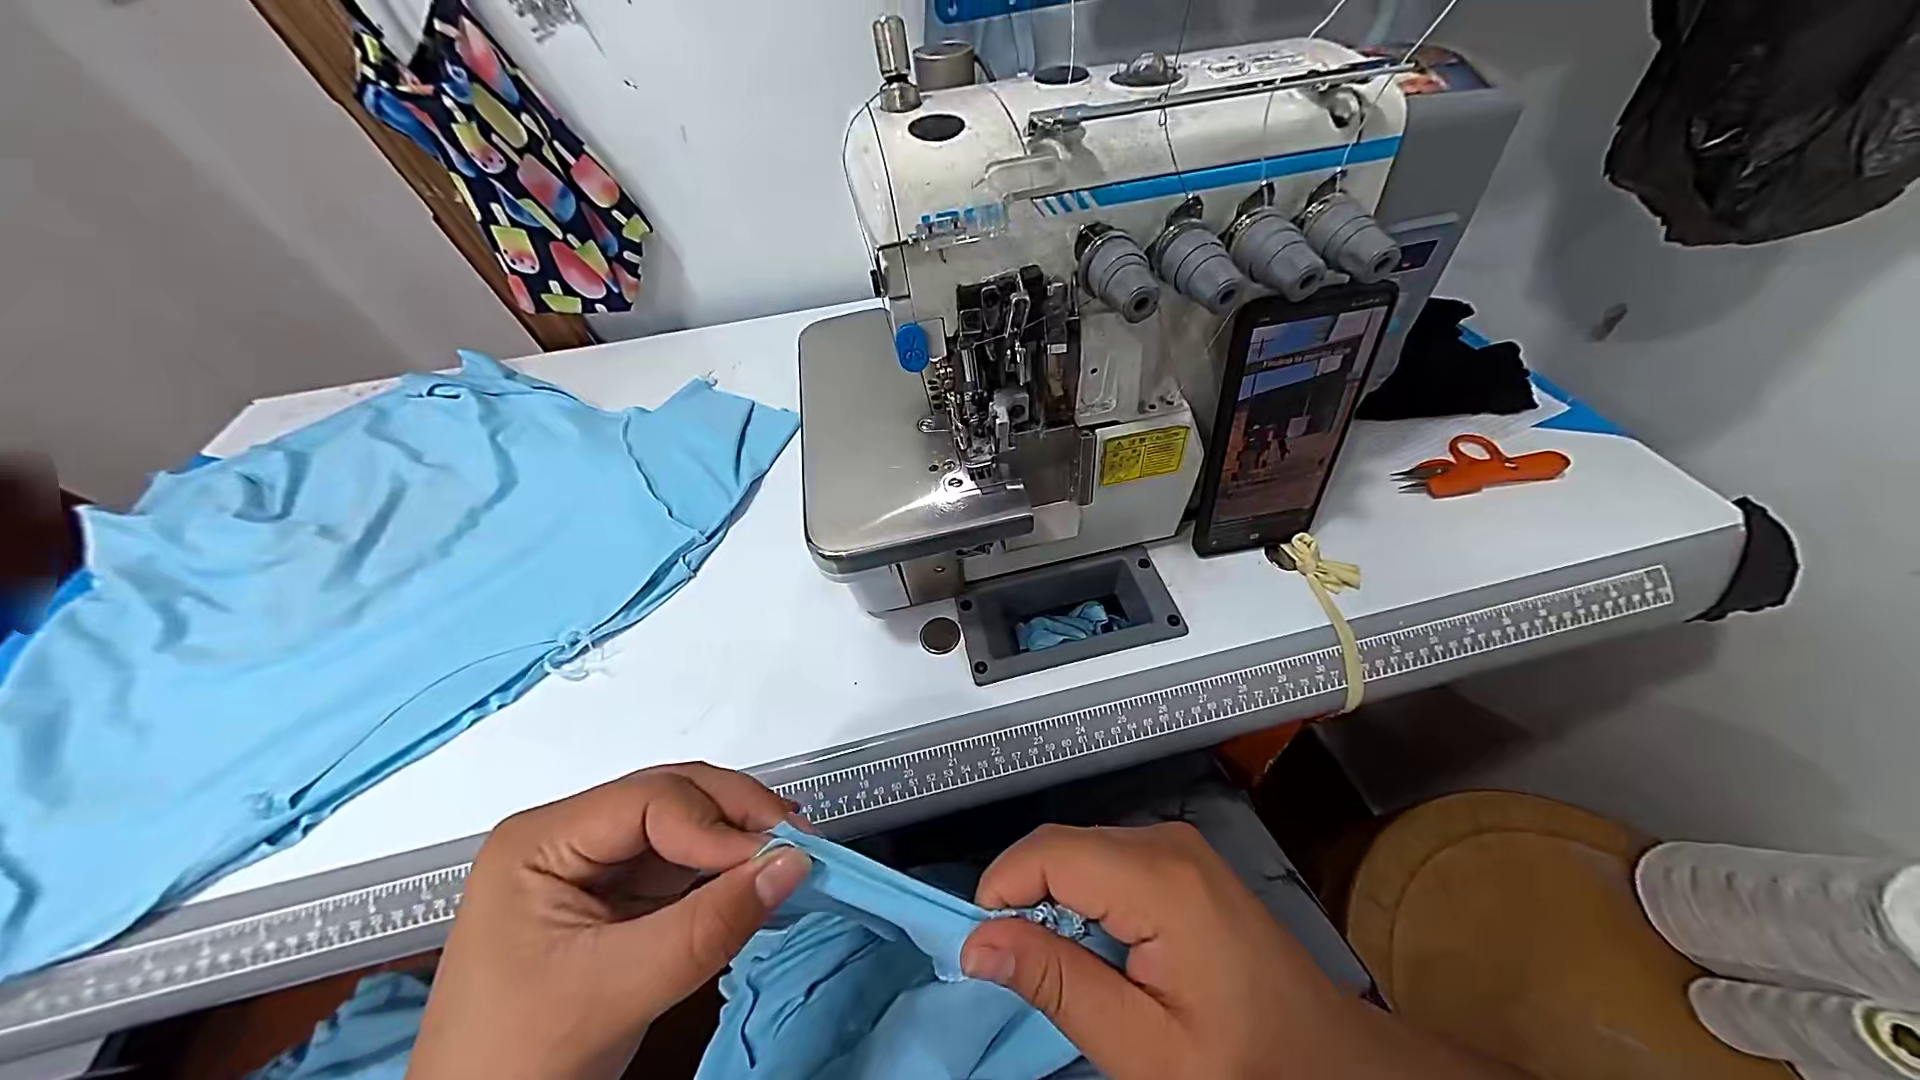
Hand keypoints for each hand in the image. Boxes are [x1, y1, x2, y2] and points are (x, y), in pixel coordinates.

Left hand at [406, 764, 812, 1079]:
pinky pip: (691, 859)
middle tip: (797, 844)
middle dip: (739, 817)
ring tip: (789, 857)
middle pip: (675, 796)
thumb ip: (707, 926)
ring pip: (691, 821)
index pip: (650, 801)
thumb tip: (792, 864)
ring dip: (742, 838)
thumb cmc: (515, 1061)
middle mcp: (573, 834)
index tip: (774, 857)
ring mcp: (600, 860)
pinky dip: (731, 867)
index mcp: (541, 840)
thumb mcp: (613, 992)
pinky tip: (760, 878)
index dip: (717, 822)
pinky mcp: (625, 890)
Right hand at [960, 823, 1517, 1079]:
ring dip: (1052, 901)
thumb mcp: (1144, 1048)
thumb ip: (1058, 984)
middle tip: (1024, 970)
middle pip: (1060, 846)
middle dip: (1025, 898)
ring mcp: (1175, 843)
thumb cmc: (1246, 1064)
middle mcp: (1164, 840)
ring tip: (1068, 968)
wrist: (1334, 1063)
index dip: (1001, 891)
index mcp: (1158, 878)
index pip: (1046, 852)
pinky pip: (1104, 859)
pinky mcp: (1179, 856)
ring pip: (1078, 851)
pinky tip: (1100, 949)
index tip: (986, 950)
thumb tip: (979, 942)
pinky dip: (1082, 896)